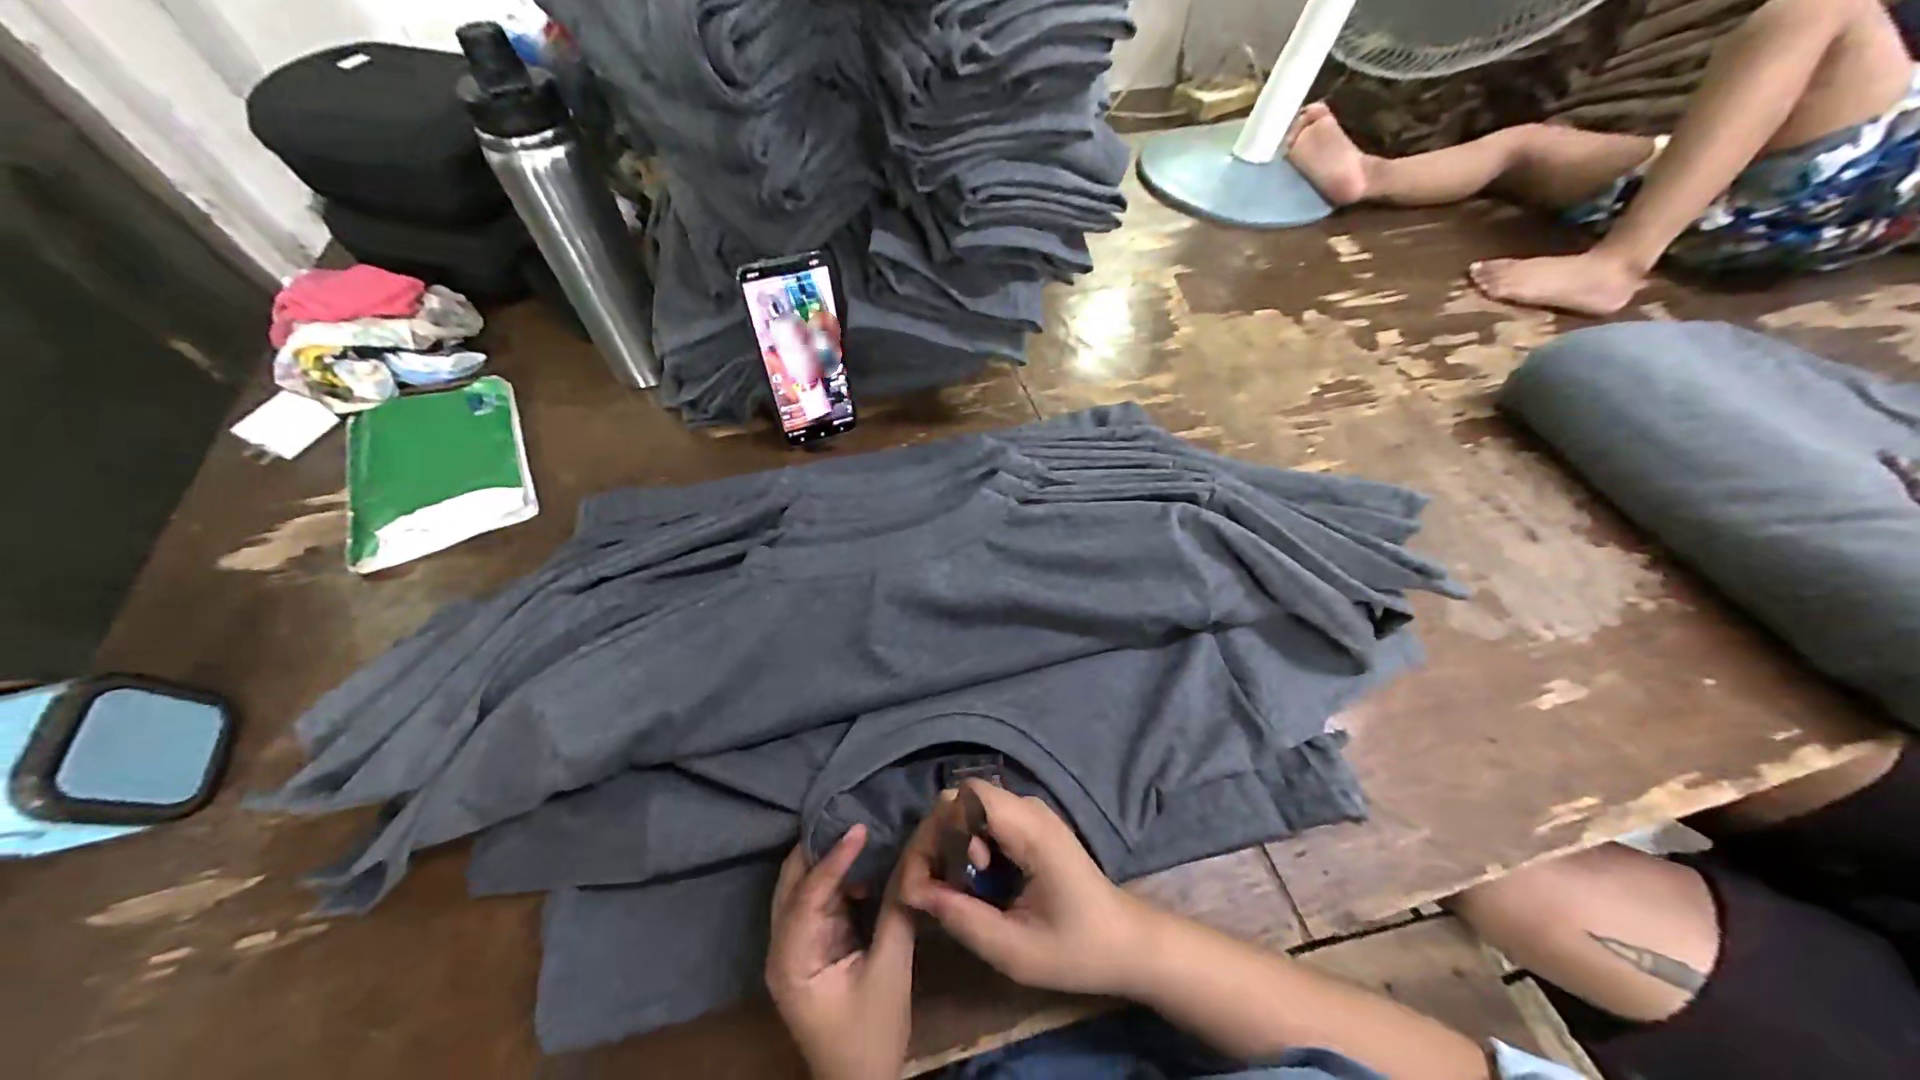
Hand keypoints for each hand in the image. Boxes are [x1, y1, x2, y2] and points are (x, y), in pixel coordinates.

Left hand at [766, 824, 914, 1079]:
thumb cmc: (871, 1036)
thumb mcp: (890, 973)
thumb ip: (897, 913)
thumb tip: (912, 860)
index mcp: (791, 960)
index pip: (807, 895)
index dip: (833, 858)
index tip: (859, 827)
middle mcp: (781, 948)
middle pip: (793, 884)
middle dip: (819, 848)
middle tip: (851, 813)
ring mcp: (793, 947)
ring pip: (803, 888)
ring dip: (828, 861)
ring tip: (860, 830)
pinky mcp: (810, 948)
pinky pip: (818, 901)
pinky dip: (837, 878)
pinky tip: (861, 862)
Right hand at [897, 780, 1159, 996]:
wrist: (1128, 944)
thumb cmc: (1077, 950)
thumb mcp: (1014, 950)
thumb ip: (961, 918)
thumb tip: (911, 892)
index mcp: (1029, 829)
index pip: (964, 798)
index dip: (937, 832)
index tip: (932, 880)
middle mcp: (1028, 809)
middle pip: (961, 800)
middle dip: (938, 840)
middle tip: (937, 888)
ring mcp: (1030, 815)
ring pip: (969, 809)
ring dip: (951, 845)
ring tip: (957, 889)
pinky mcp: (1030, 827)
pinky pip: (984, 822)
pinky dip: (968, 847)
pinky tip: (976, 883)